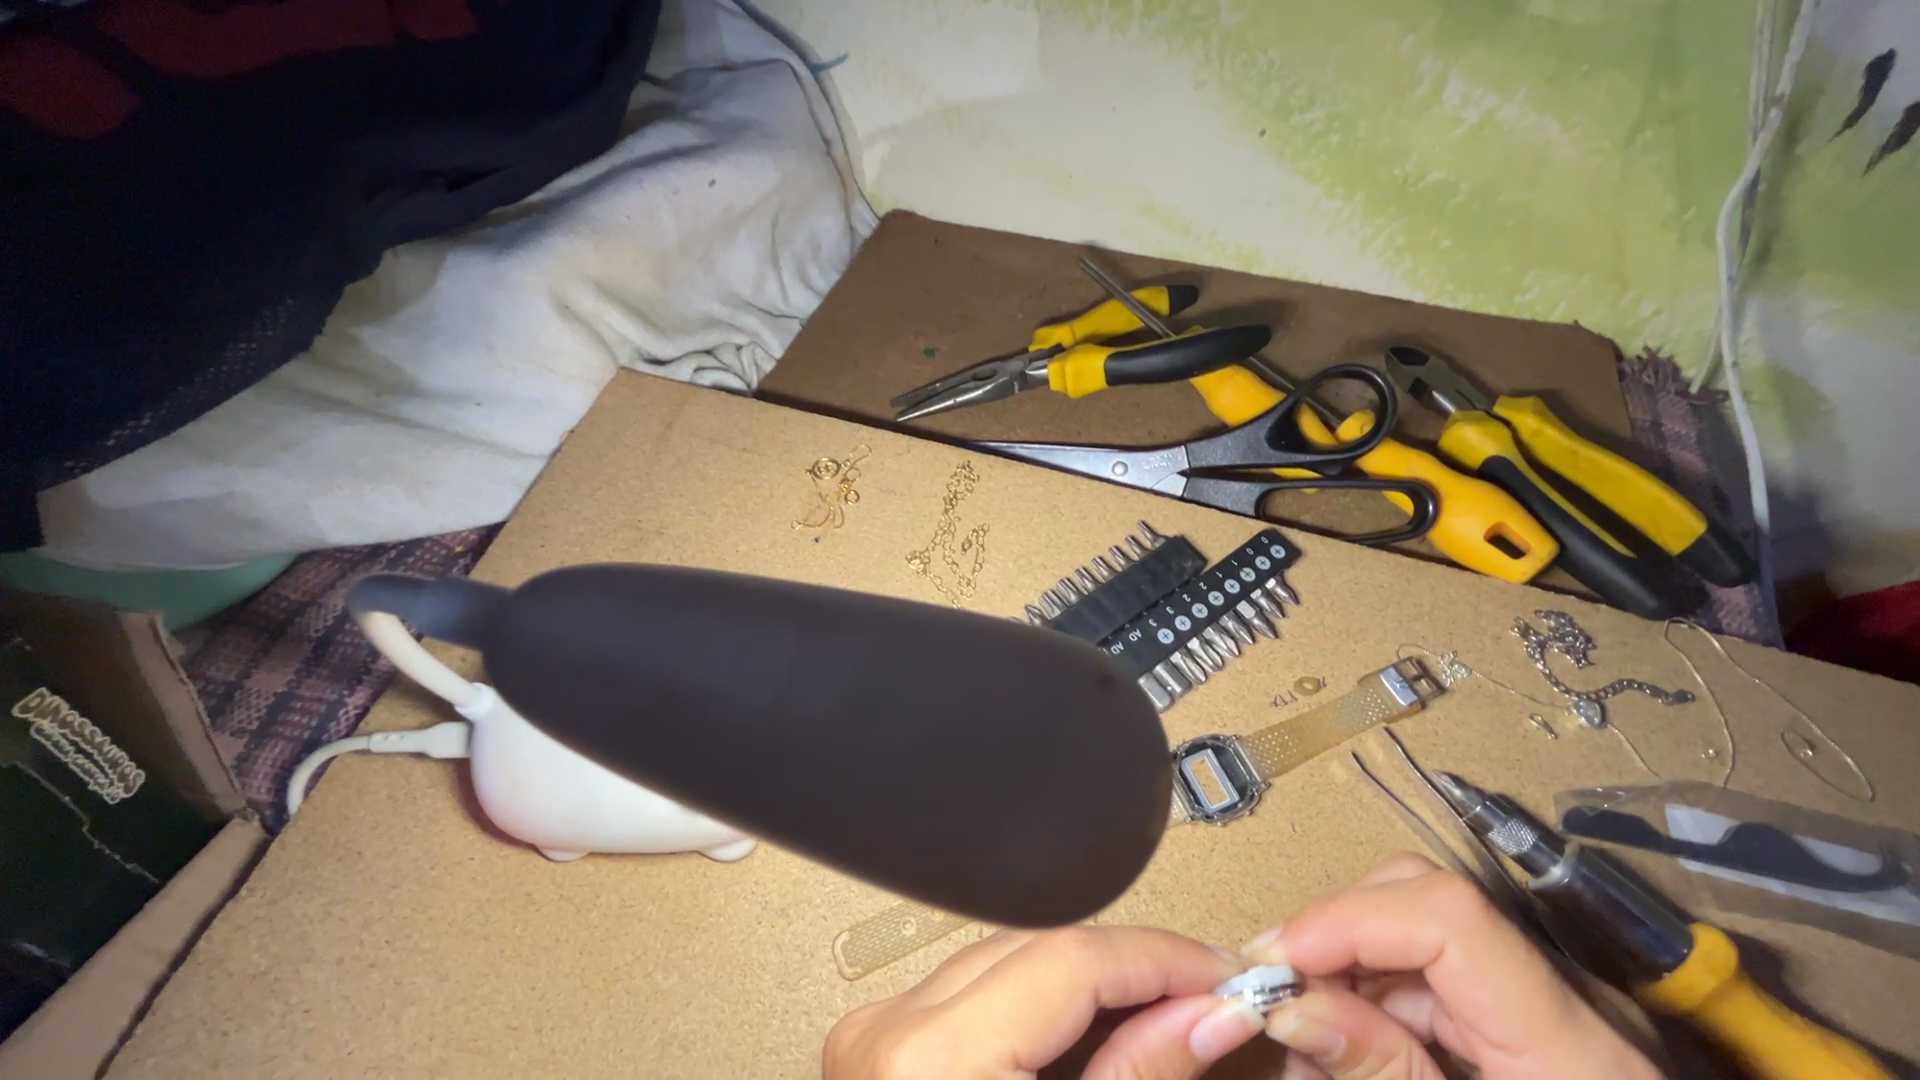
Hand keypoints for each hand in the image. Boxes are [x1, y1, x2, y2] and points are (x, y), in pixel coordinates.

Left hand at [824, 926, 1269, 1079]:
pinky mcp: (884, 1036)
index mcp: (933, 1059)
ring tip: (1164, 1004)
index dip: (1159, 957)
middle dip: (1131, 963)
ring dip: (1090, 975)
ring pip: (1011, 957)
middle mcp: (893, 1024)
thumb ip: (1142, 1077)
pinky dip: (1043, 997)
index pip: (1068, 958)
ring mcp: (879, 1025)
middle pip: (1040, 946)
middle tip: (1208, 992)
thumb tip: (1211, 1014)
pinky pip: (980, 987)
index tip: (1224, 974)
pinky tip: (1095, 1019)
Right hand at [1241, 854, 1661, 1079]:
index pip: (1449, 917)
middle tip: (1273, 979)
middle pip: (1428, 897)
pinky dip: (1377, 988)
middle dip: (1335, 927)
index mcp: (1576, 1043)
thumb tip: (1291, 1005)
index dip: (1348, 919)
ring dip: (1346, 957)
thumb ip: (1384, 1074)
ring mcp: (1553, 1000)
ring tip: (1297, 1014)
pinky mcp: (1535, 1016)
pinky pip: (1438, 970)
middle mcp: (1569, 997)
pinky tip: (1345, 1030)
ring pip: (1421, 925)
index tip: (1277, 959)